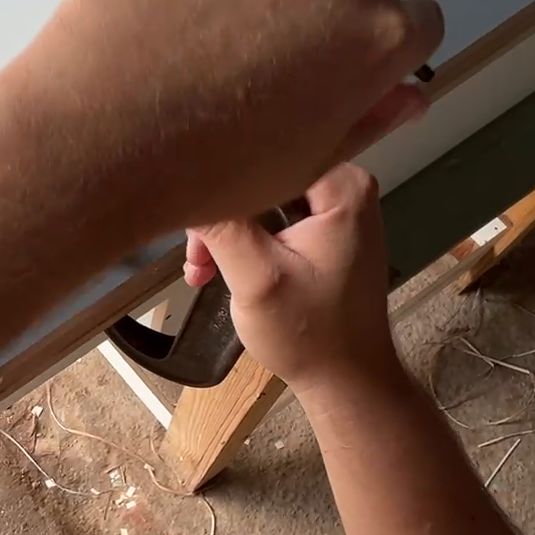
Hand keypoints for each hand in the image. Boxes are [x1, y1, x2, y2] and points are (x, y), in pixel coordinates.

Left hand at [0, 0, 441, 231]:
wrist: (96, 143)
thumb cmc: (192, 171)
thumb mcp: (295, 168)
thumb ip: (365, 120)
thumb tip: (409, 93)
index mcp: (379, 39)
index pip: (416, 19)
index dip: (373, 46)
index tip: (333, 60)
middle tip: (270, 38)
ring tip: (204, 24)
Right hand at [187, 163, 399, 389]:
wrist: (344, 380)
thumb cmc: (308, 334)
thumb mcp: (256, 279)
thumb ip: (222, 228)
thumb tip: (187, 182)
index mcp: (342, 184)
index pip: (267, 153)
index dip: (221, 180)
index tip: (190, 214)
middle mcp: (347, 185)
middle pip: (262, 178)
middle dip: (221, 215)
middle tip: (196, 258)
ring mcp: (338, 210)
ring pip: (262, 201)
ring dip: (227, 234)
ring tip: (202, 271)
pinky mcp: (327, 234)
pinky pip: (275, 220)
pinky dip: (245, 243)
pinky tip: (220, 269)